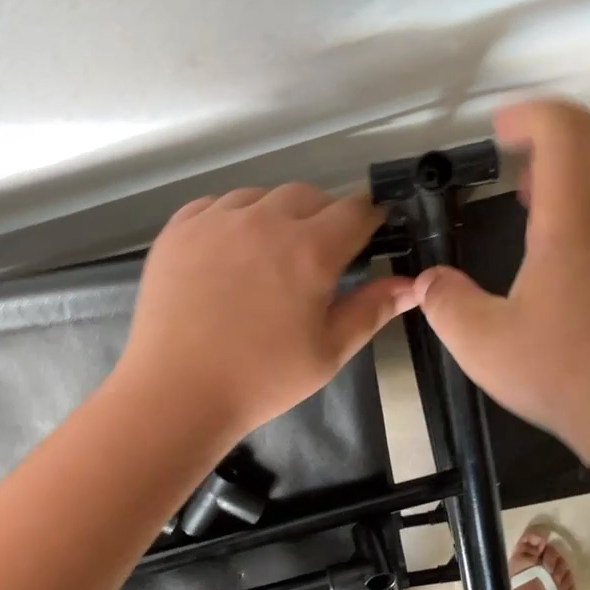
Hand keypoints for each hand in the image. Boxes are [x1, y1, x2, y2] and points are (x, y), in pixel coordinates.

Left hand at [115, 184, 416, 438]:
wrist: (177, 393)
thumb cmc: (261, 379)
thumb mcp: (327, 352)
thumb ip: (371, 310)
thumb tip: (412, 284)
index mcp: (309, 250)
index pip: (355, 211)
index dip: (369, 220)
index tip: (370, 236)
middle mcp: (263, 221)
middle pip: (307, 196)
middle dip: (323, 217)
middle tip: (317, 256)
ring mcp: (216, 220)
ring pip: (260, 197)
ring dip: (275, 216)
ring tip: (269, 256)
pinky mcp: (179, 230)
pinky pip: (215, 206)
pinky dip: (231, 220)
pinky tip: (229, 254)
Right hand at [414, 99, 589, 464]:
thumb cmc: (566, 376)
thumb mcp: (484, 346)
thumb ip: (446, 304)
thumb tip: (425, 283)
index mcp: (575, 223)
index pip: (565, 130)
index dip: (529, 114)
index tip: (498, 131)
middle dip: (558, 138)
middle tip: (519, 173)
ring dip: (584, 172)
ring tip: (541, 211)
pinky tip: (576, 256)